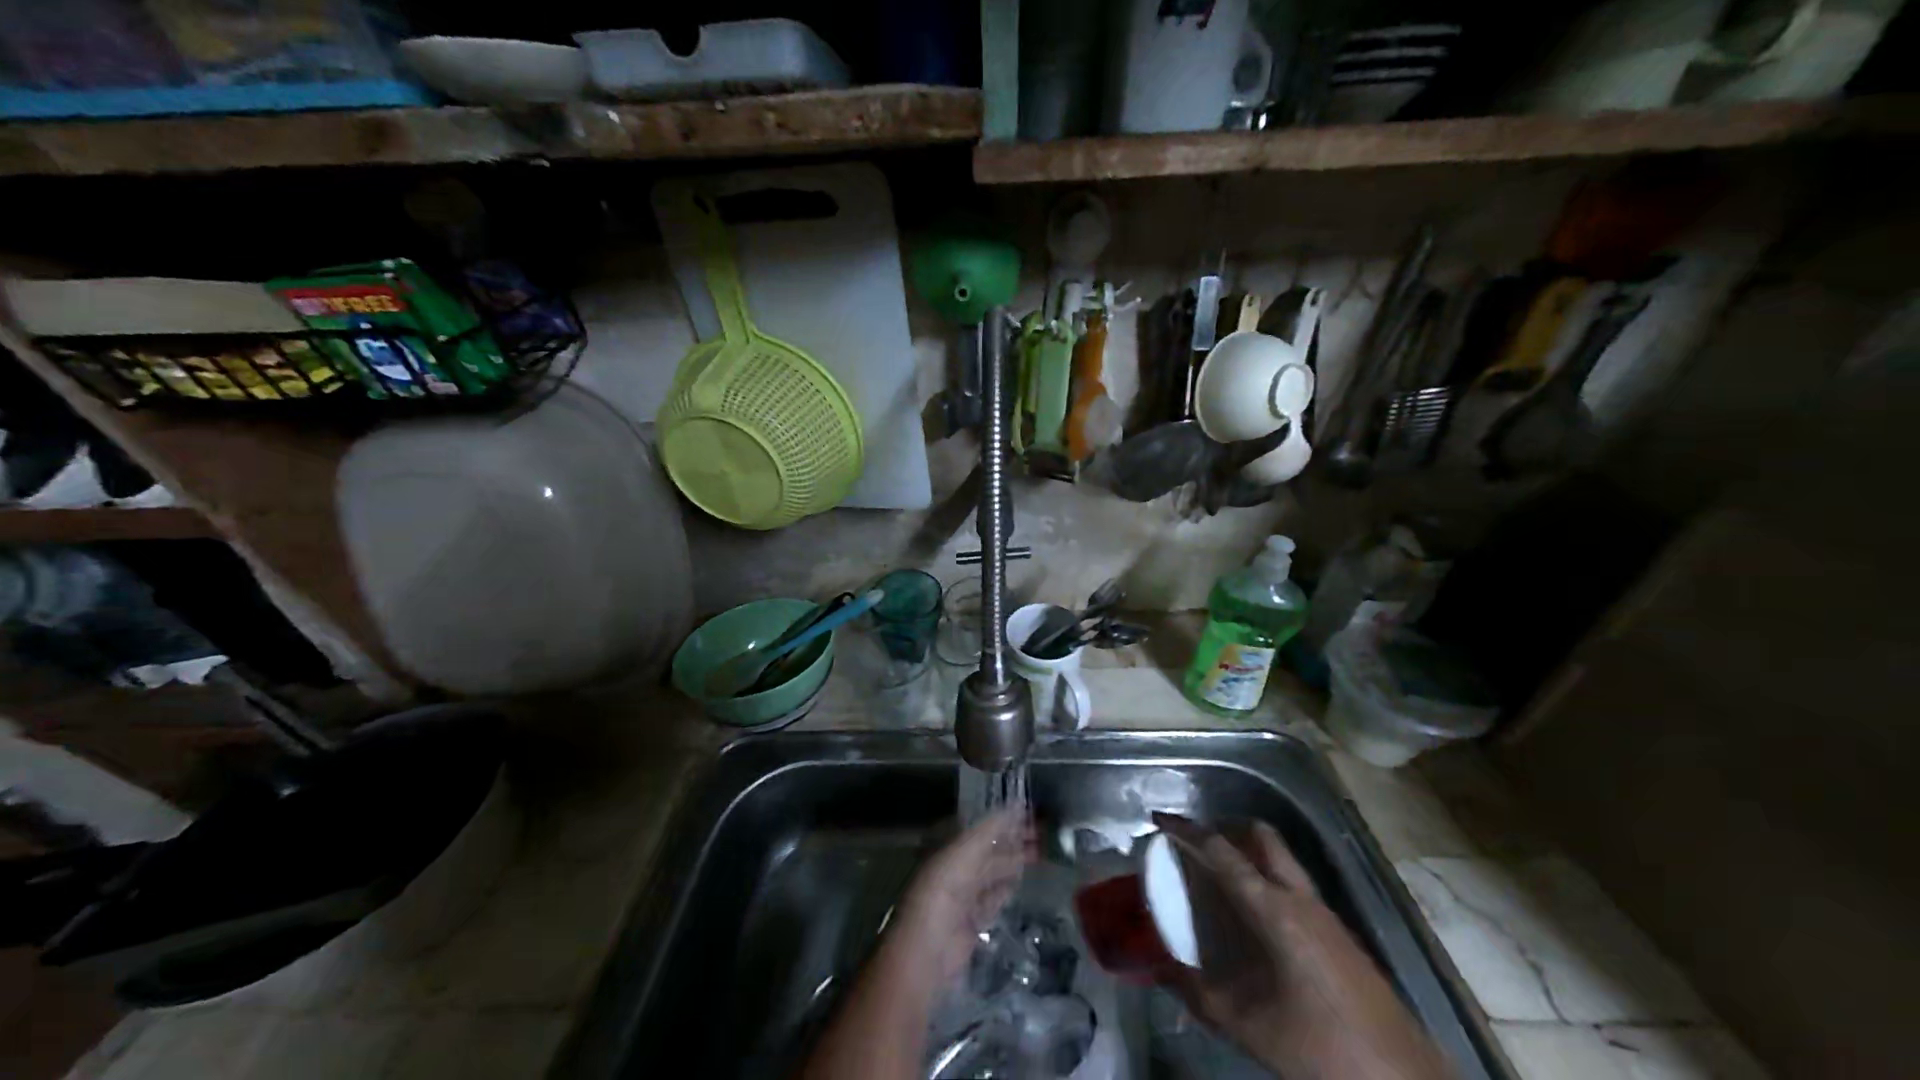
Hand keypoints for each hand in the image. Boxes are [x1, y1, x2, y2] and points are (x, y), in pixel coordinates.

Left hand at [885, 808, 1036, 989]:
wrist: (932, 941)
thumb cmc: (946, 884)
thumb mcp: (968, 847)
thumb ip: (993, 826)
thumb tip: (1018, 803)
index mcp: (950, 845)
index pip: (981, 825)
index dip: (1004, 818)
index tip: (1030, 811)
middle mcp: (956, 866)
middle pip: (990, 848)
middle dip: (1013, 839)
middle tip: (1044, 832)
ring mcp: (964, 893)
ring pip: (994, 871)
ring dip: (1015, 861)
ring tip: (1041, 852)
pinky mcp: (974, 919)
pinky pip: (994, 897)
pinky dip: (1008, 888)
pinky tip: (1023, 880)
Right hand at [1155, 816, 1453, 1079]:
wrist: (1399, 1079)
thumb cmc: (1317, 1047)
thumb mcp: (1245, 1024)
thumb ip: (1196, 992)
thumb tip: (1160, 967)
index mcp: (1274, 910)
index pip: (1222, 853)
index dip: (1188, 832)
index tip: (1160, 820)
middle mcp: (1301, 898)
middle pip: (1261, 837)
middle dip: (1225, 829)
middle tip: (1195, 845)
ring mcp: (1325, 913)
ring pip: (1281, 859)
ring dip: (1247, 853)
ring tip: (1217, 877)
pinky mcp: (1339, 932)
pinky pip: (1294, 884)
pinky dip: (1266, 879)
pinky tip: (1252, 916)